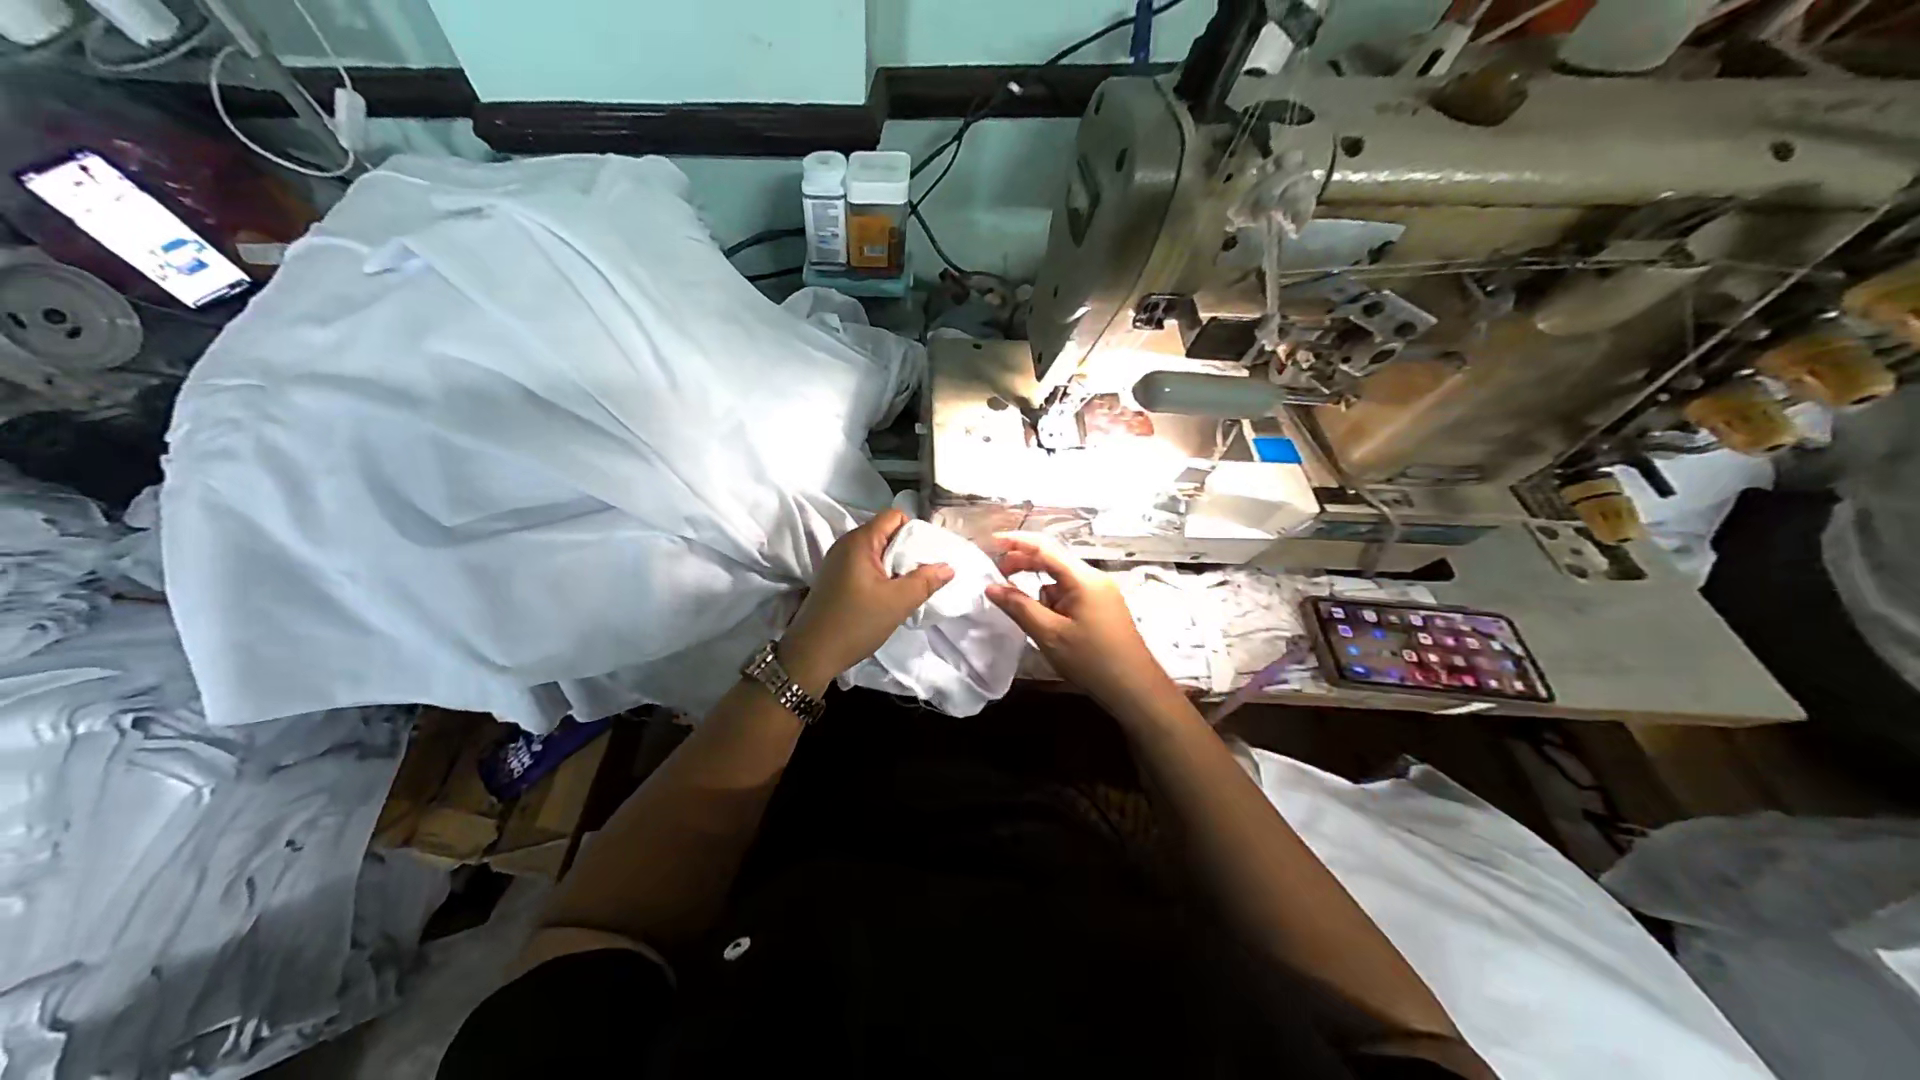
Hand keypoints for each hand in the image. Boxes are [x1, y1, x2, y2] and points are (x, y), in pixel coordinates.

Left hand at [780, 508, 953, 694]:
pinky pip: (866, 566)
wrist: (810, 654)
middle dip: (908, 550)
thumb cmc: (855, 623)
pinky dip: (881, 576)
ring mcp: (838, 562)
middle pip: (886, 533)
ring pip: (877, 552)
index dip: (915, 531)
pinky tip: (888, 597)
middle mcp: (846, 544)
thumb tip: (948, 567)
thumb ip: (925, 581)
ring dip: (895, 566)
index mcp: (859, 541)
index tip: (926, 557)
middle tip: (923, 574)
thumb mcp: (897, 603)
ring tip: (909, 587)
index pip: (894, 516)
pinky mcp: (835, 578)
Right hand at [985, 534, 1179, 717]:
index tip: (991, 542)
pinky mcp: (1103, 606)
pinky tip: (1050, 625)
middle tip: (998, 575)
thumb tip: (992, 587)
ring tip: (1030, 617)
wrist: (1134, 688)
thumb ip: (1018, 607)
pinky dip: (1054, 601)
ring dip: (1040, 590)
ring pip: (1060, 580)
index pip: (1045, 548)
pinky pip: (1071, 593)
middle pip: (1053, 559)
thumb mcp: (1049, 634)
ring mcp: (1101, 592)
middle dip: (1024, 564)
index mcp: (1083, 578)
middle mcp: (1094, 578)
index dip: (1016, 542)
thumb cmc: (1091, 660)